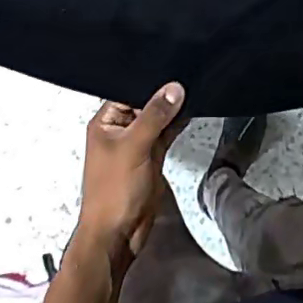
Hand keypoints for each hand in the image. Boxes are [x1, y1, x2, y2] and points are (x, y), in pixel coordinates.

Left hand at [75, 82, 185, 257]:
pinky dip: (178, 123)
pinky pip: (167, 132)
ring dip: (174, 108)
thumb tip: (174, 88)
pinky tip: (192, 110)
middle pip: (146, 102)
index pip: (129, 90)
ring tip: (195, 88)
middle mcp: (121, 129)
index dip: (150, 80)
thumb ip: (155, 116)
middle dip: (165, 93)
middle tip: (189, 75)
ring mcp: (138, 143)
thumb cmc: (114, 192)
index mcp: (106, 123)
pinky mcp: (152, 155)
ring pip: (159, 117)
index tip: (174, 67)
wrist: (118, 235)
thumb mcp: (134, 147)